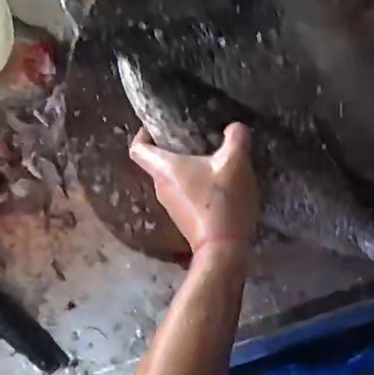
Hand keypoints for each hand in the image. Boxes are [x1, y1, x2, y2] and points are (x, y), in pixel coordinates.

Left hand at [129, 123, 260, 254]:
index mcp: (164, 169)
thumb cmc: (222, 201)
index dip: (142, 133)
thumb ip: (236, 138)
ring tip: (213, 160)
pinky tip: (219, 184)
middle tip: (197, 138)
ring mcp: (170, 205)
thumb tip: (235, 128)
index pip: (137, 148)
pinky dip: (196, 186)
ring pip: (173, 179)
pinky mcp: (183, 218)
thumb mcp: (235, 162)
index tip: (157, 127)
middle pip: (159, 162)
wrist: (223, 248)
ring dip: (189, 168)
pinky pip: (184, 193)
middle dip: (174, 148)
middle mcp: (160, 186)